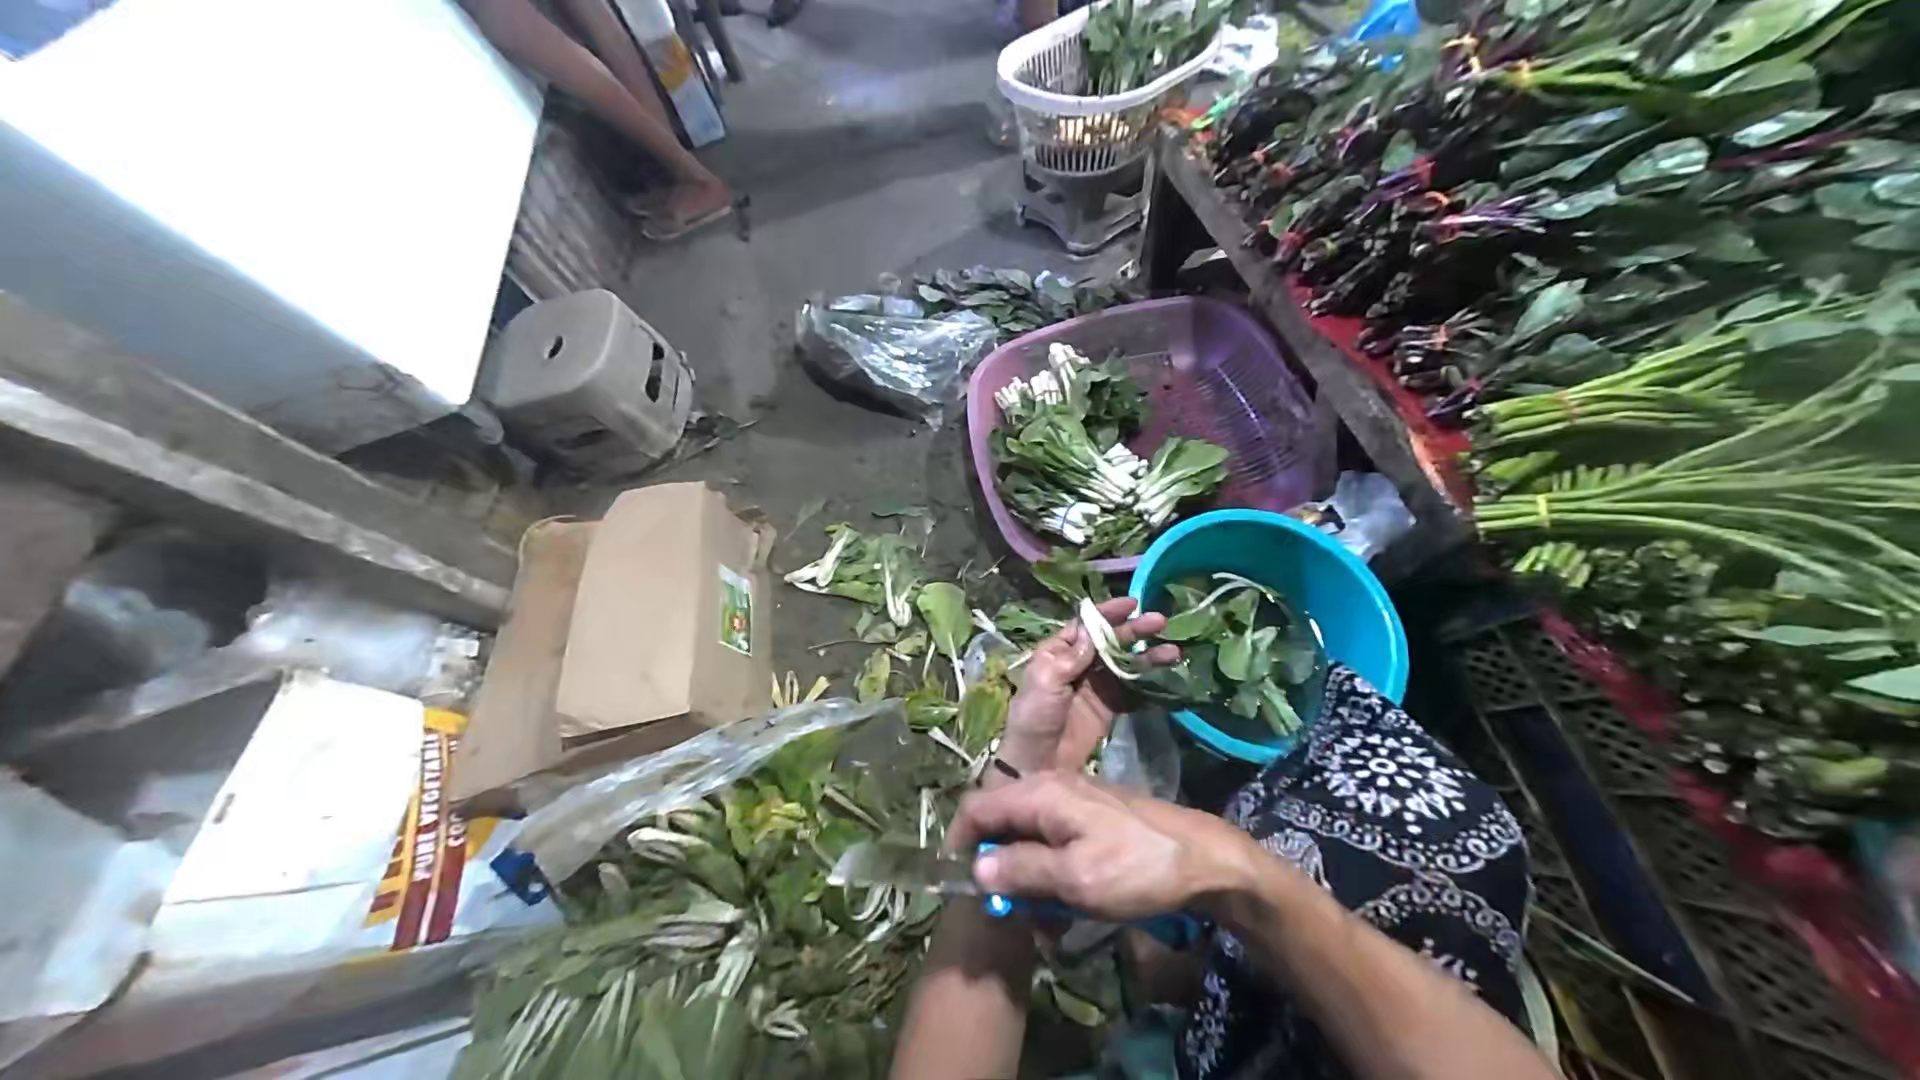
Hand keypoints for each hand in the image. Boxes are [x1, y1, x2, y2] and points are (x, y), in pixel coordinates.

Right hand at [947, 772, 1257, 921]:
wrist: (1203, 858)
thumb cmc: (1136, 867)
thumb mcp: (1075, 879)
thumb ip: (1021, 871)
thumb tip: (975, 868)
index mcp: (1038, 793)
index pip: (977, 807)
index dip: (960, 842)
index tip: (958, 883)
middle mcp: (1048, 786)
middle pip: (1001, 820)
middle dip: (996, 865)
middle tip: (1007, 910)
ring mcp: (1071, 798)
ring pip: (1027, 833)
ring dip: (1025, 874)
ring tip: (1041, 917)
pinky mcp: (1089, 814)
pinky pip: (1052, 838)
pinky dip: (1048, 869)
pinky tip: (1065, 902)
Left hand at [998, 597, 1179, 773]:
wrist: (1037, 766)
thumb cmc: (1033, 718)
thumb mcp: (1044, 683)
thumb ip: (1069, 658)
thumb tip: (1092, 632)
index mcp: (1058, 652)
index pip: (1086, 625)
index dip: (1108, 613)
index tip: (1131, 604)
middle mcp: (1079, 664)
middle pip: (1110, 641)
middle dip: (1134, 631)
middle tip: (1160, 622)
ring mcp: (1096, 686)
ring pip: (1125, 663)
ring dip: (1147, 655)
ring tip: (1172, 651)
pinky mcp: (1108, 708)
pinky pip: (1132, 690)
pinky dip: (1149, 682)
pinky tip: (1166, 674)